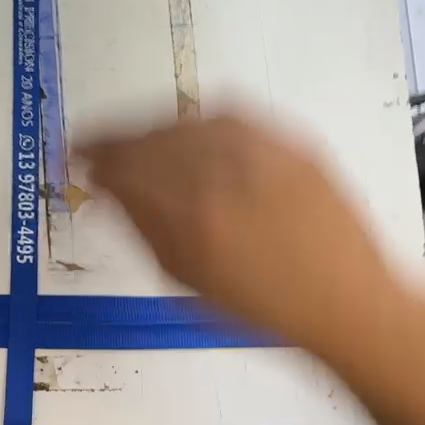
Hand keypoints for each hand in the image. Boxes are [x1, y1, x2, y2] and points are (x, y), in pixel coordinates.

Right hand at [82, 109, 415, 359]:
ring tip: (134, 139)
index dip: (93, 158)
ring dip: (150, 128)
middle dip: (114, 140)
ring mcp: (262, 154)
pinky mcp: (291, 144)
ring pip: (186, 124)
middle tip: (91, 143)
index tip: (74, 156)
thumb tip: (108, 193)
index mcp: (192, 217)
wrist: (349, 303)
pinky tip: (185, 130)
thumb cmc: (261, 308)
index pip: (124, 171)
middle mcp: (224, 175)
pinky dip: (197, 120)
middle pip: (150, 141)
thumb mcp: (187, 280)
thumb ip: (144, 230)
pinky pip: (231, 116)